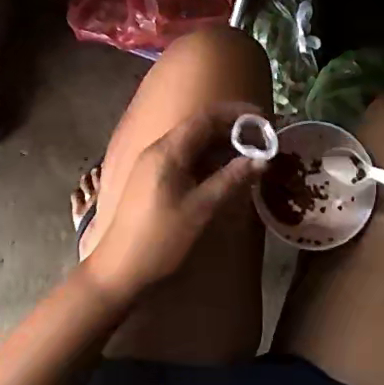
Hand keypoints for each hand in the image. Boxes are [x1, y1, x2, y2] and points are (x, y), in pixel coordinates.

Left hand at [83, 104, 266, 298]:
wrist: (118, 271)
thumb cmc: (160, 239)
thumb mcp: (201, 208)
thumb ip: (232, 179)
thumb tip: (262, 160)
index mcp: (168, 151)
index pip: (206, 117)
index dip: (237, 113)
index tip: (265, 120)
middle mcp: (159, 150)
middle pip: (201, 126)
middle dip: (234, 128)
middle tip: (263, 140)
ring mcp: (154, 164)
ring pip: (195, 143)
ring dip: (223, 144)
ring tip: (252, 155)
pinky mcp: (154, 179)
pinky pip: (187, 157)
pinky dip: (210, 159)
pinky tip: (227, 171)